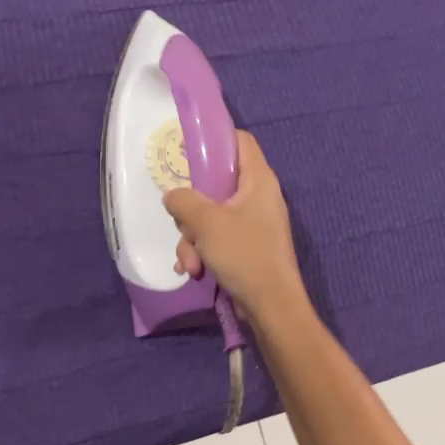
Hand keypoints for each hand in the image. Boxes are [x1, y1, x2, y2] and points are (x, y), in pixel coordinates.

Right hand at [163, 131, 309, 323]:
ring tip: (192, 263)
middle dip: (191, 211)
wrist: (271, 306)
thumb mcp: (206, 222)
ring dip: (192, 240)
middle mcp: (258, 197)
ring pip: (209, 217)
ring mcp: (253, 224)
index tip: (188, 148)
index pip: (240, 141)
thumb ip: (184, 201)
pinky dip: (203, 253)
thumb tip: (174, 196)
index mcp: (258, 180)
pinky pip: (216, 240)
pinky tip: (194, 272)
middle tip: (185, 225)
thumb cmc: (244, 254)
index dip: (216, 139)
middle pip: (215, 184)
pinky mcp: (246, 248)